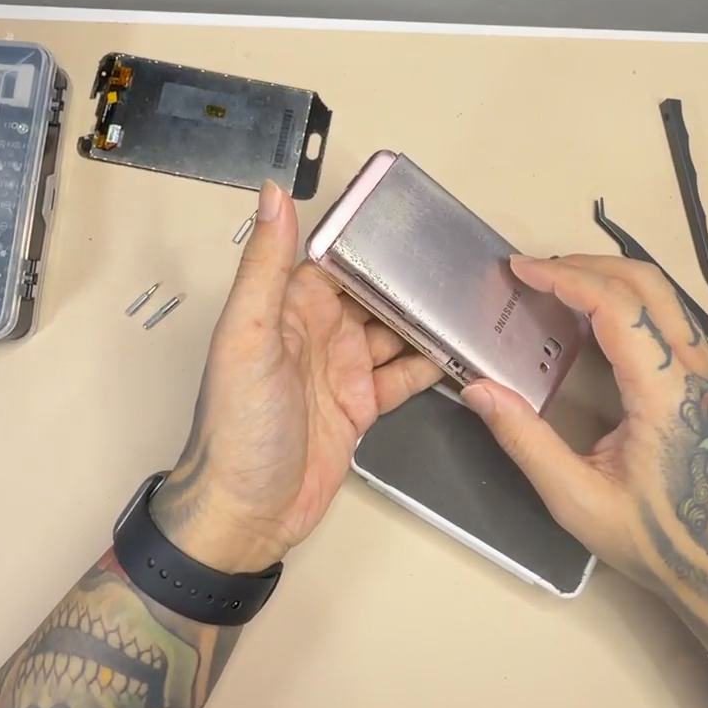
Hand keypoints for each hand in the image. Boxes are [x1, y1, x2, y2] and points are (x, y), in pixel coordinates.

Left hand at [150, 181, 442, 573]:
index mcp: (289, 307)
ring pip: (393, 330)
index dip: (369, 237)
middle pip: (372, 292)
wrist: (247, 514)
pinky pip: (402, 375)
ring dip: (425, 318)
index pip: (335, 257)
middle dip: (408, 277)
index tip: (411, 214)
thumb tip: (273, 194)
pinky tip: (459, 352)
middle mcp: (318, 331)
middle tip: (458, 260)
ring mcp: (342, 369)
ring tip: (469, 300)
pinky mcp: (361, 405)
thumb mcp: (248, 338)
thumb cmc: (238, 426)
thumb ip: (265, 267)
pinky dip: (430, 364)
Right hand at [461, 255, 707, 606]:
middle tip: (533, 272)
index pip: (618, 306)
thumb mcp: (578, 500)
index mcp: (667, 394)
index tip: (521, 270)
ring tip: (555, 287)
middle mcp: (697, 371)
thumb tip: (478, 391)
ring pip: (662, 294)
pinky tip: (589, 320)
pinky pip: (667, 317)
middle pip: (646, 282)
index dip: (565, 277)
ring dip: (606, 278)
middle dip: (585, 264)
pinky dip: (624, 300)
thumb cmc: (661, 541)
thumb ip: (525, 441)